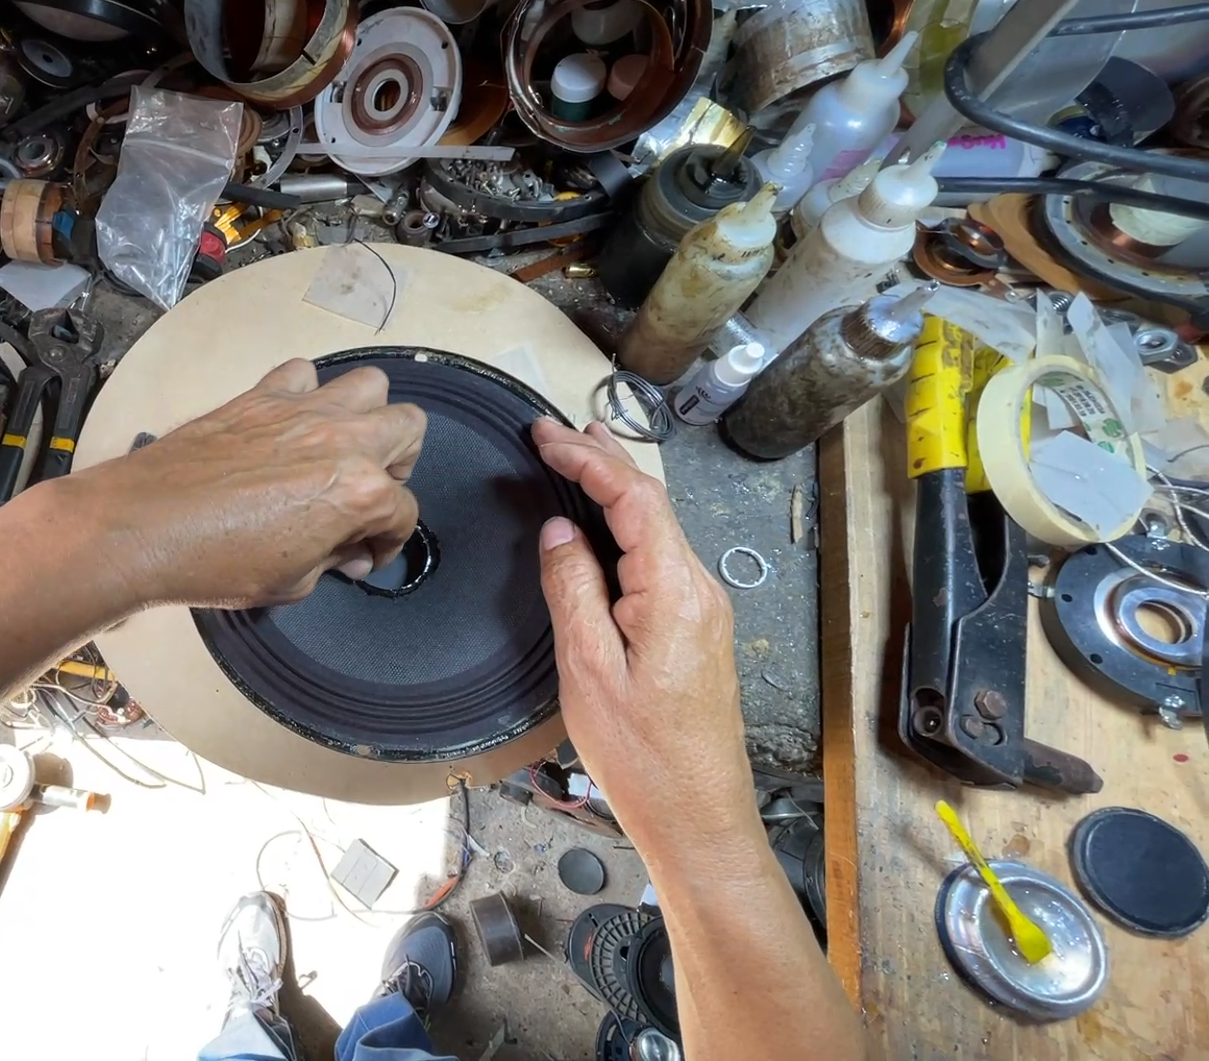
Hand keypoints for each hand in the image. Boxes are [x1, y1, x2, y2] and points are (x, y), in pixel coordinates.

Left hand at [69, 358, 426, 608]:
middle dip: (397, 464)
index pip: (403, 511)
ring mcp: (301, 409)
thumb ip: (333, 557)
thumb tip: (349, 549)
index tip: (363, 555)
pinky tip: (287, 426)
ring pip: (368, 385)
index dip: (389, 540)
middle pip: (408, 429)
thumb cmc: (216, 564)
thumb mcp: (291, 582)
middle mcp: (341, 439)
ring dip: (364, 417)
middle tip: (366, 494)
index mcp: (357, 492)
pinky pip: (301, 374)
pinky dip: (305, 395)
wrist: (143, 527)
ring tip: (336, 450)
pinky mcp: (260, 396)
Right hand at [531, 419, 757, 851]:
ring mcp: (700, 606)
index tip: (544, 437)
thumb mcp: (589, 668)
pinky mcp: (691, 624)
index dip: (588, 459)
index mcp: (674, 594)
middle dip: (601, 458)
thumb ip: (574, 588)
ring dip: (615, 483)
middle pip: (651, 502)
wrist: (696, 814)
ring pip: (656, 524)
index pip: (633, 500)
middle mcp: (698, 590)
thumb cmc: (642, 753)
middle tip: (554, 431)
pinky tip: (604, 515)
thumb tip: (561, 530)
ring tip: (582, 449)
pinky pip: (656, 552)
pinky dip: (625, 520)